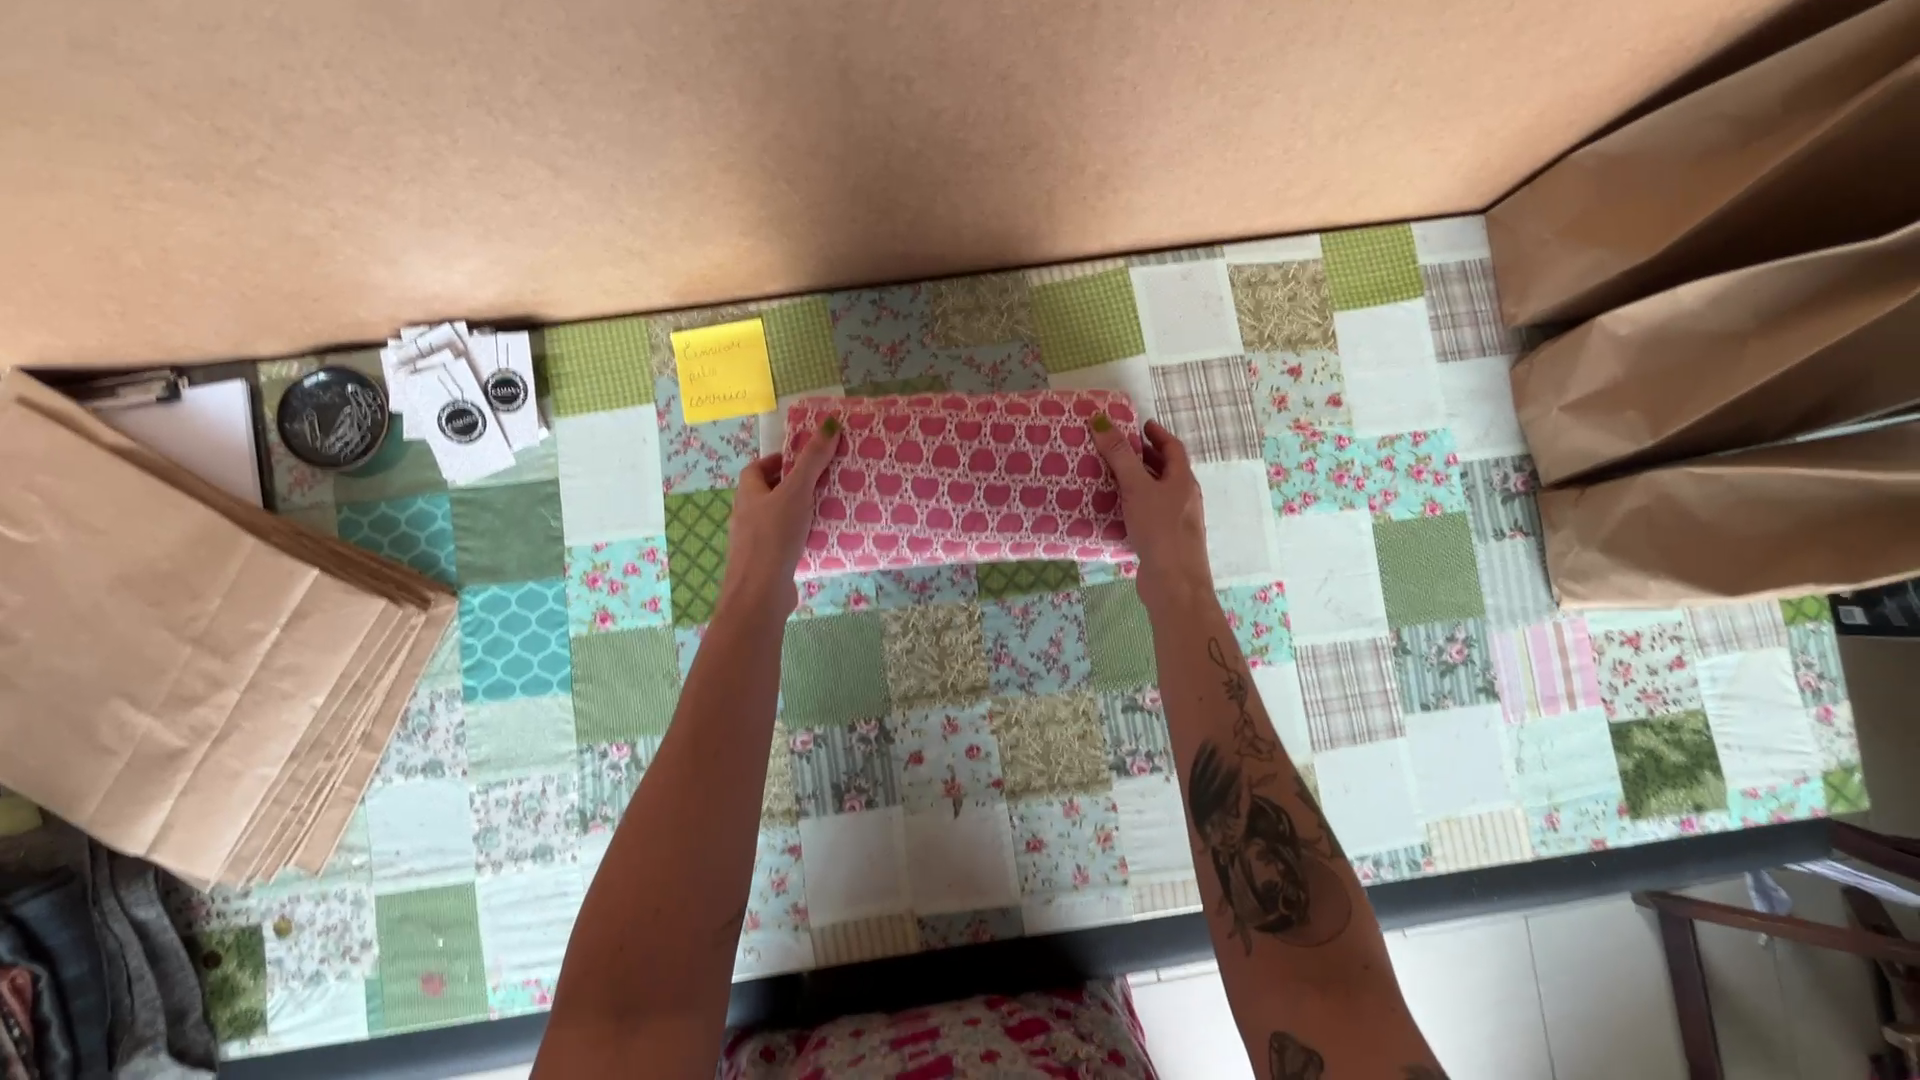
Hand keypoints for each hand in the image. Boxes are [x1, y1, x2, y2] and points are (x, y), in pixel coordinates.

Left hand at [717, 417, 841, 618]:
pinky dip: (800, 539)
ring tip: (827, 509)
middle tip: (822, 483)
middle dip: (792, 486)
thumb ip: (813, 460)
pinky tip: (820, 541)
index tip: (804, 460)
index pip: (757, 468)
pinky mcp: (767, 564)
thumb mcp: (797, 492)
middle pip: (768, 493)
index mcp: (747, 494)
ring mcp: (754, 543)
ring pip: (777, 519)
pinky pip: (785, 543)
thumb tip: (829, 423)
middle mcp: (746, 516)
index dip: (779, 461)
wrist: (760, 593)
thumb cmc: (774, 536)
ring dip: (798, 513)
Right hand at [1091, 416, 1212, 612]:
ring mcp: (1175, 522)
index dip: (1157, 434)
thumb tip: (1101, 421)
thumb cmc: (1160, 530)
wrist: (1173, 583)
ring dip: (1138, 482)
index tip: (1140, 425)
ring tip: (1112, 477)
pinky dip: (1133, 506)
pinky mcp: (1163, 542)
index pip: (1173, 448)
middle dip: (1146, 458)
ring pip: (1157, 494)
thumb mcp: (1137, 487)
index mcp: (1183, 481)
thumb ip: (1119, 456)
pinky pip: (1148, 515)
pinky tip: (1115, 512)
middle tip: (1121, 449)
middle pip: (1166, 470)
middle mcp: (1183, 498)